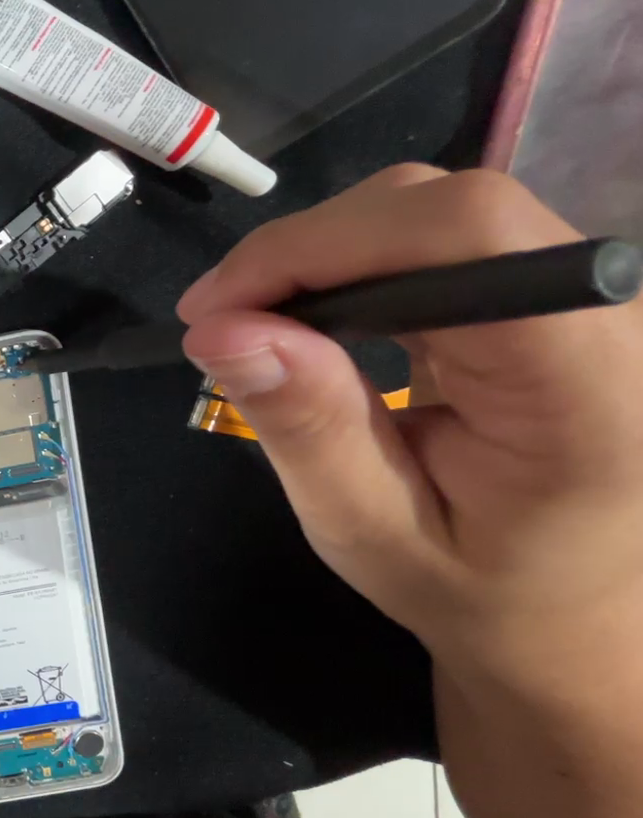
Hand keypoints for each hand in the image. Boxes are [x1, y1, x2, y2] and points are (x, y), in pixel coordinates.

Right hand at [176, 165, 642, 680]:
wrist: (580, 609)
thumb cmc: (476, 587)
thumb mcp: (367, 527)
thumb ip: (306, 427)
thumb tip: (219, 329)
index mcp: (581, 382)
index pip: (461, 235)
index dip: (318, 245)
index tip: (214, 311)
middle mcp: (609, 314)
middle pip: (436, 208)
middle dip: (298, 252)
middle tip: (213, 325)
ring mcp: (585, 297)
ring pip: (424, 211)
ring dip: (311, 258)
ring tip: (247, 327)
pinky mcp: (546, 295)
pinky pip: (429, 240)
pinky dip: (340, 265)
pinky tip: (302, 318)